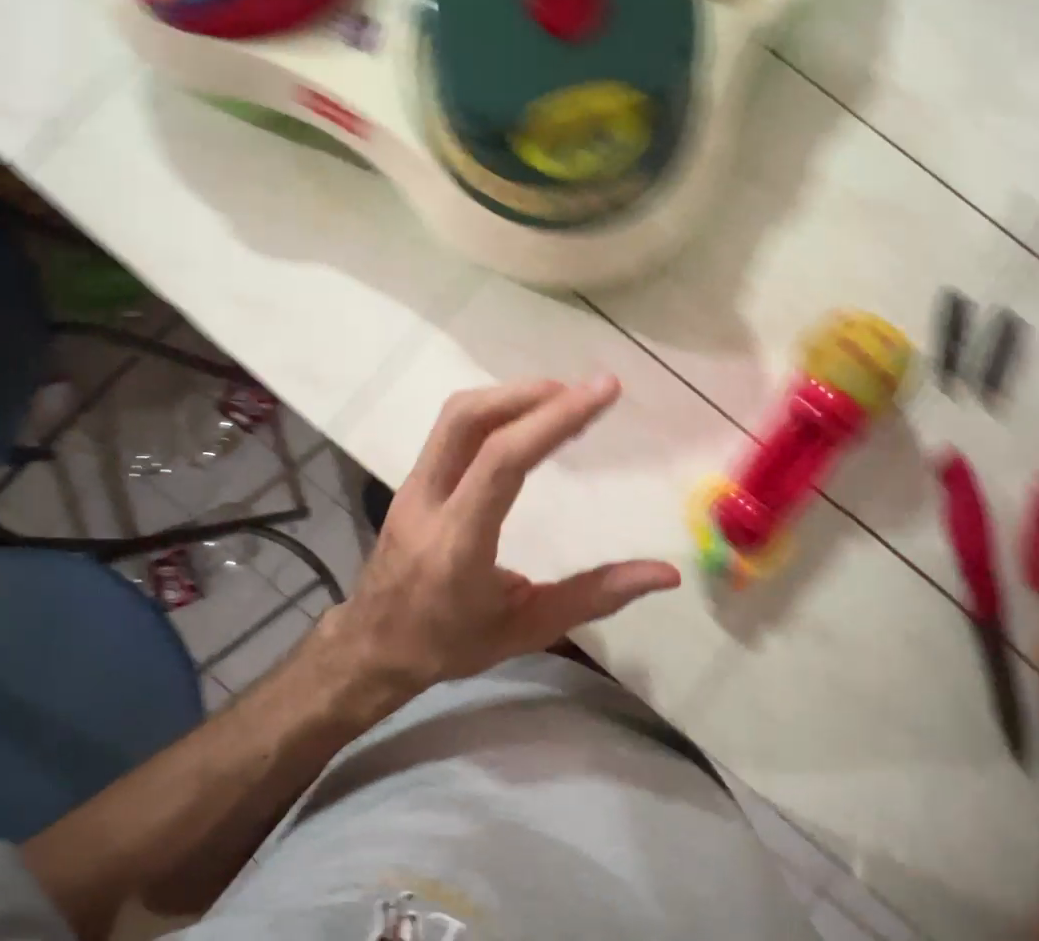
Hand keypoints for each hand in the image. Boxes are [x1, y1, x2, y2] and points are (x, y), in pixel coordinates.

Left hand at [327, 377, 680, 688]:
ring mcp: (412, 485)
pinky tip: (527, 421)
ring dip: (512, 396)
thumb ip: (594, 597)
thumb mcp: (527, 630)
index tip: (604, 391)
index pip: (503, 460)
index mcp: (458, 541)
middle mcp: (429, 500)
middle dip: (530, 392)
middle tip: (586, 392)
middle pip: (468, 417)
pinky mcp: (412, 480)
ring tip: (564, 401)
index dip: (554, 418)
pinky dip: (495, 410)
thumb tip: (665, 574)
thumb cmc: (451, 644)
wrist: (373, 647)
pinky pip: (452, 428)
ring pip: (456, 415)